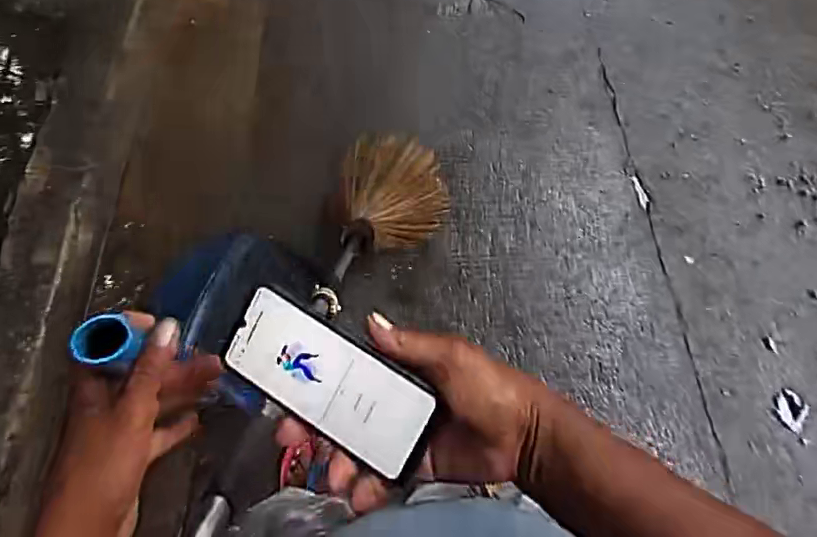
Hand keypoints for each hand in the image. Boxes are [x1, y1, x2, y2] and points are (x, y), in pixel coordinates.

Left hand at [36, 314, 223, 536]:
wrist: (87, 529)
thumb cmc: (95, 472)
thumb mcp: (130, 410)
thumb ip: (150, 369)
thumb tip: (164, 329)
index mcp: (95, 382)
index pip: (108, 339)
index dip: (131, 328)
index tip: (158, 324)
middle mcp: (105, 401)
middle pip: (140, 369)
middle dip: (171, 360)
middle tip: (202, 354)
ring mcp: (117, 428)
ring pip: (152, 398)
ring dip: (180, 387)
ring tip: (210, 378)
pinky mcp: (129, 454)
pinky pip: (156, 430)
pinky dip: (175, 423)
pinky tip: (193, 419)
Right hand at [276, 312, 546, 513]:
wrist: (523, 436)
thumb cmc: (491, 385)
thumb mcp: (449, 354)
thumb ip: (409, 344)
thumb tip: (374, 322)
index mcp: (396, 367)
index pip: (346, 372)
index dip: (317, 381)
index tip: (294, 391)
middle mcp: (391, 399)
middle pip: (342, 411)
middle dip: (314, 424)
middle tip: (293, 435)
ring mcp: (400, 433)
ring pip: (356, 447)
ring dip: (338, 461)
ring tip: (333, 475)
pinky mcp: (413, 464)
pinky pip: (382, 476)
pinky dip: (366, 487)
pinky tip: (358, 494)